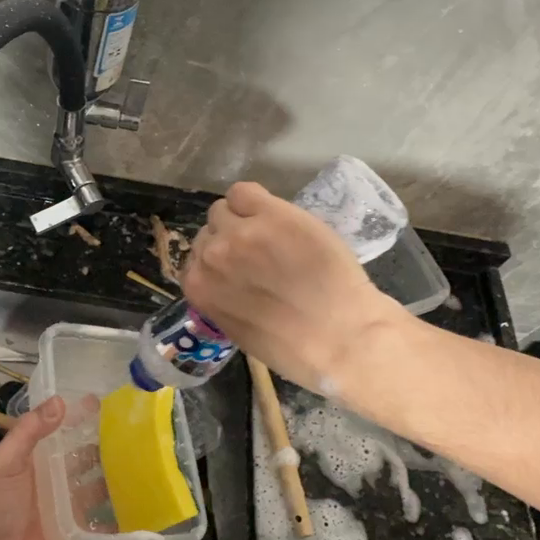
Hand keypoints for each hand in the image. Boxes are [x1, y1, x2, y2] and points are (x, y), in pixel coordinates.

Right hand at [181, 181, 410, 392]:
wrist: (343, 339)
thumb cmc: (294, 347)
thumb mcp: (239, 328)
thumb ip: (222, 295)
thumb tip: (225, 275)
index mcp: (199, 287)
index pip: (196, 257)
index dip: (220, 262)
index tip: (239, 269)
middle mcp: (211, 256)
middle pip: (209, 231)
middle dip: (230, 240)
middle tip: (259, 254)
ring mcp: (240, 233)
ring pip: (224, 209)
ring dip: (242, 219)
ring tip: (271, 236)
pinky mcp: (272, 214)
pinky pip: (245, 192)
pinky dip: (254, 200)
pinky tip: (276, 217)